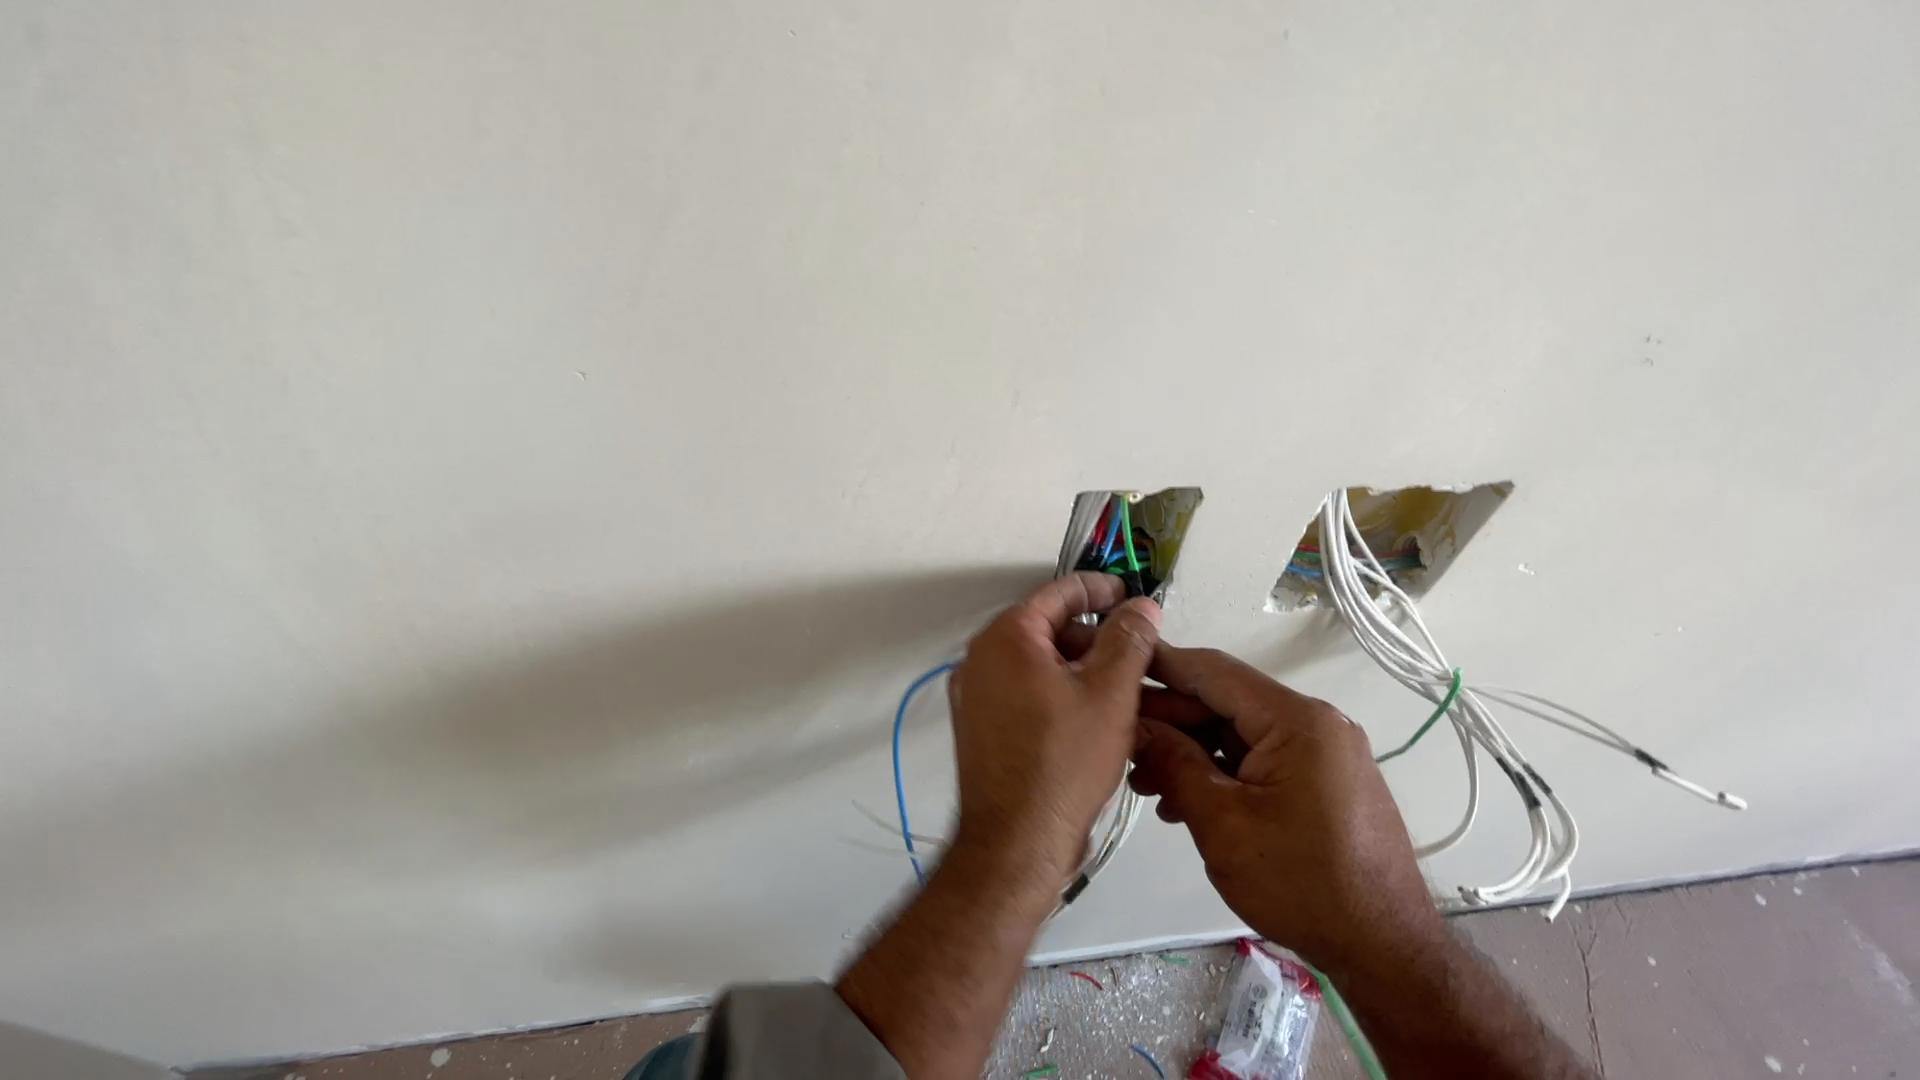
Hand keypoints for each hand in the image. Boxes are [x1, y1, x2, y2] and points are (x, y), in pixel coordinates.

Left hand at [946, 573, 1160, 883]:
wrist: (1016, 841)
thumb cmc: (1063, 762)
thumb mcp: (1110, 692)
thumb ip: (1129, 639)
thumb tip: (1141, 606)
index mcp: (1006, 637)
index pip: (1059, 593)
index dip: (1101, 590)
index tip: (1132, 597)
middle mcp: (980, 659)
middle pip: (1049, 630)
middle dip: (1097, 639)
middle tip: (1139, 655)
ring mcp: (975, 695)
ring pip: (1039, 666)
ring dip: (1083, 671)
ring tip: (1127, 692)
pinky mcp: (980, 728)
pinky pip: (1025, 694)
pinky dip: (1060, 695)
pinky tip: (1095, 719)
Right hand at [1127, 645, 1440, 971]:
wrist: (1385, 951)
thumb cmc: (1302, 884)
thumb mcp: (1223, 824)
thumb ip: (1174, 764)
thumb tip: (1136, 727)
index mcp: (1298, 720)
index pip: (1214, 672)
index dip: (1161, 665)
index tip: (1116, 664)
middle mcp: (1315, 724)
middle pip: (1225, 703)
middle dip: (1169, 722)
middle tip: (1119, 743)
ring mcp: (1322, 753)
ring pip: (1238, 734)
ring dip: (1189, 752)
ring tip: (1144, 783)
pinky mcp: (1322, 782)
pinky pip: (1258, 760)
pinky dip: (1218, 773)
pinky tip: (1181, 801)